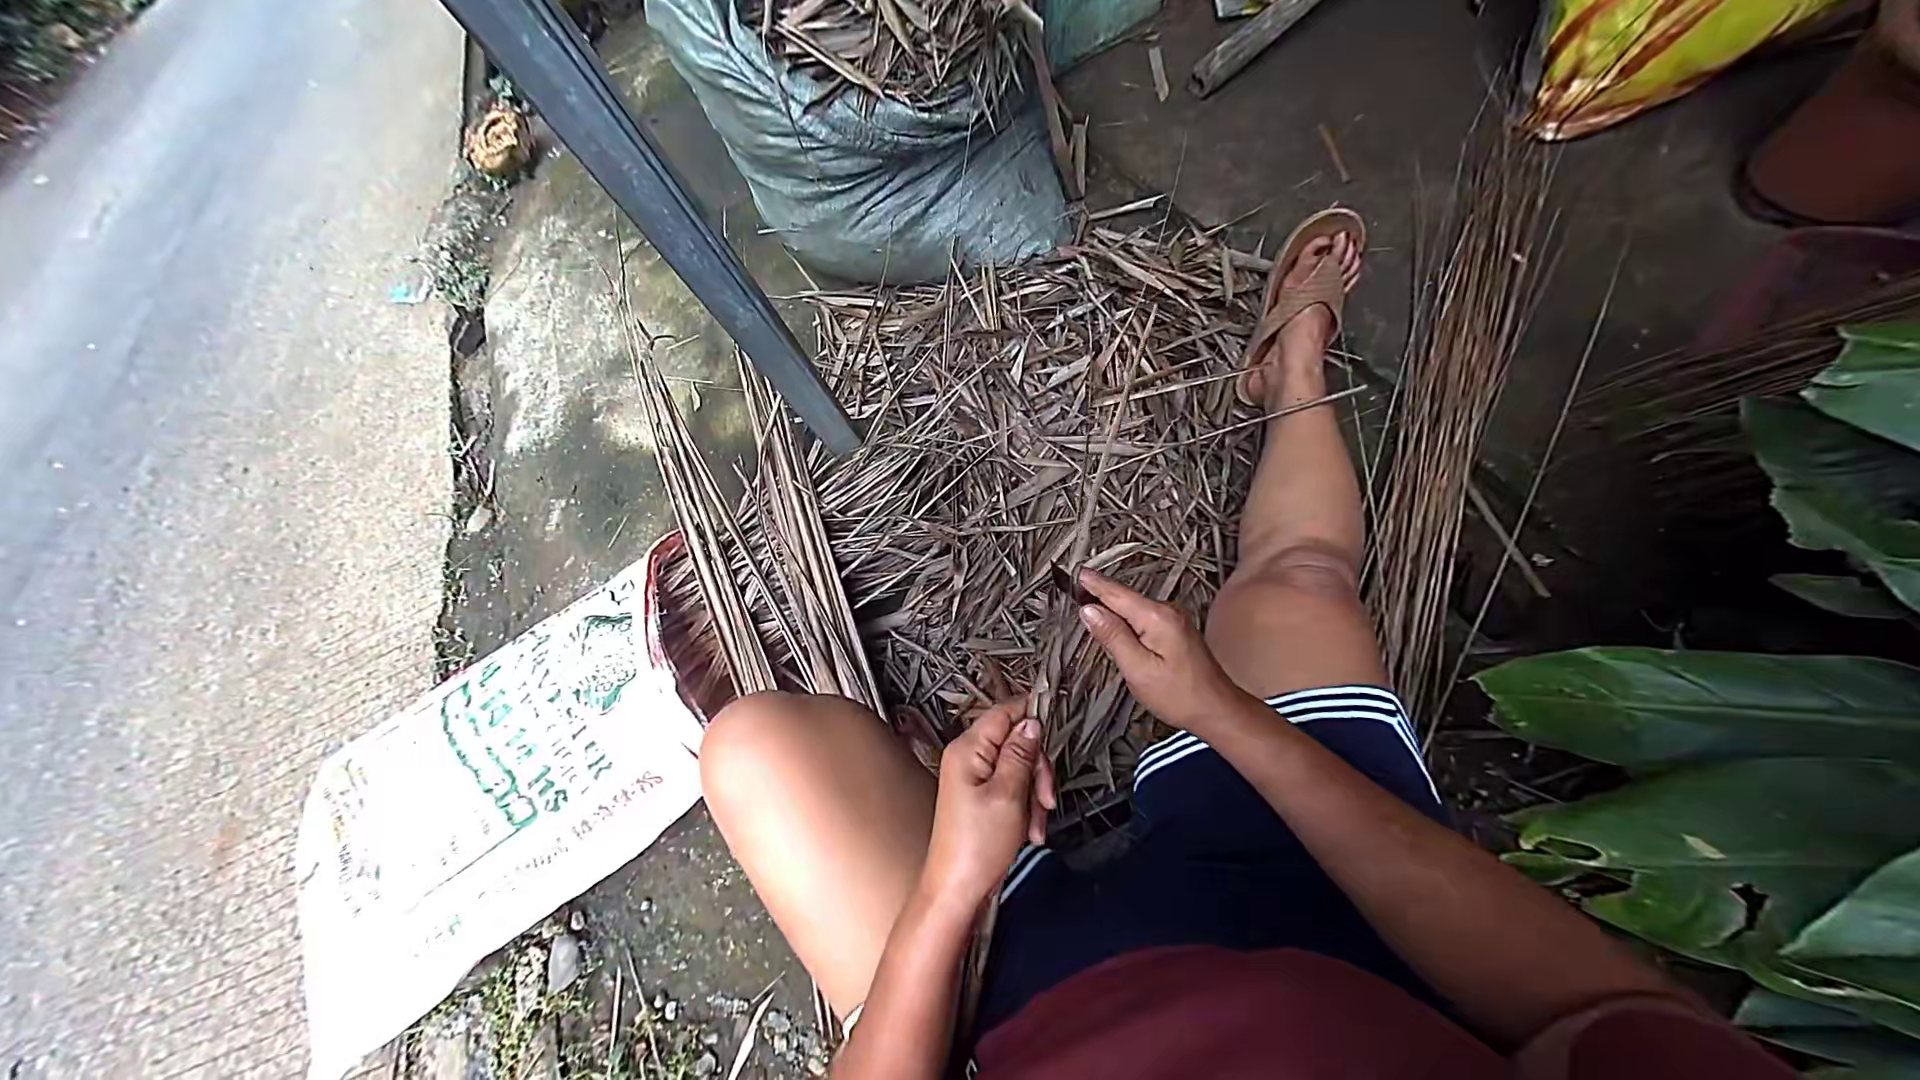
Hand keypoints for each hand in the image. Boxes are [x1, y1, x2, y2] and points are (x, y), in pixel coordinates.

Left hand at [921, 699, 1056, 908]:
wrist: (958, 891)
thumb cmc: (974, 849)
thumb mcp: (1008, 795)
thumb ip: (1020, 754)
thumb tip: (1031, 724)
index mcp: (967, 750)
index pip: (1003, 712)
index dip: (1030, 715)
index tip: (1052, 722)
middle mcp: (967, 758)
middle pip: (1016, 741)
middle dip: (1037, 769)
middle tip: (1043, 795)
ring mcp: (973, 778)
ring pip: (1019, 766)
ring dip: (1034, 793)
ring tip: (1034, 821)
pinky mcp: (981, 796)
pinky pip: (1013, 787)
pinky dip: (1026, 806)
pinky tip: (1029, 828)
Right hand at [1077, 568, 1247, 733]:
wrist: (1216, 710)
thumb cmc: (1181, 695)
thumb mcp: (1138, 669)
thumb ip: (1112, 636)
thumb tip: (1089, 611)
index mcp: (1157, 617)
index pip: (1116, 593)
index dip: (1093, 584)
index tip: (1075, 574)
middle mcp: (1167, 611)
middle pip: (1123, 598)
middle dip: (1099, 594)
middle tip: (1073, 589)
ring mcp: (1173, 618)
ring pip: (1132, 607)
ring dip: (1111, 607)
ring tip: (1087, 603)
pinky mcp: (1174, 628)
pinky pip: (1142, 616)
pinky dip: (1125, 618)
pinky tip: (1114, 624)